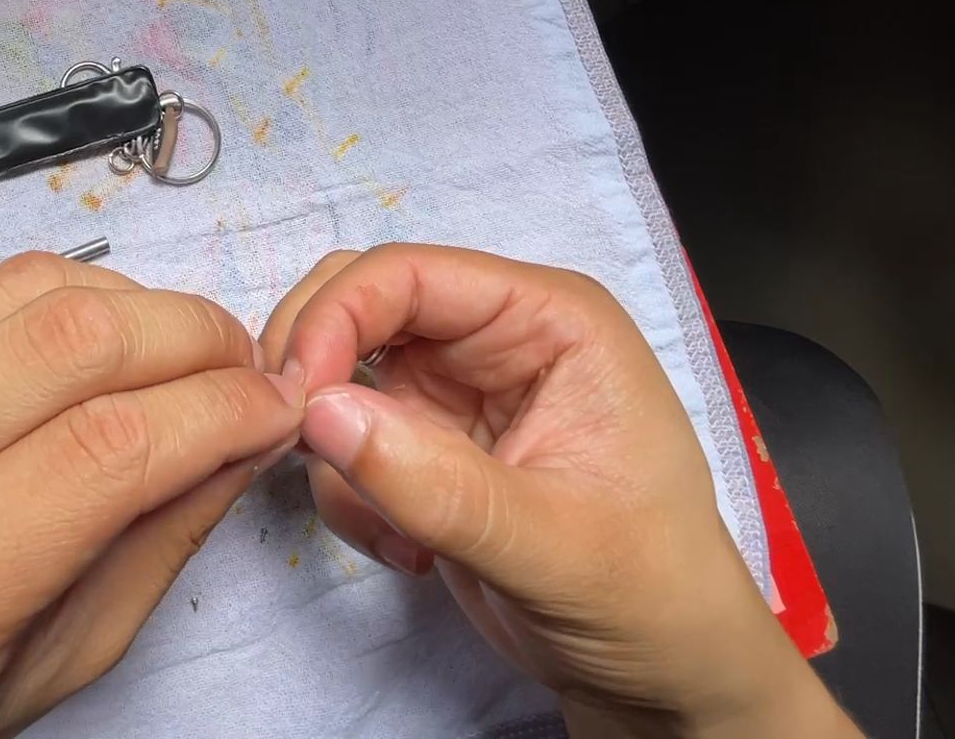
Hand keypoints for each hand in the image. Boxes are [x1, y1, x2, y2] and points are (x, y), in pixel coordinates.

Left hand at [0, 252, 304, 737]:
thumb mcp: (82, 645)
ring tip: (186, 347)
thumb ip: (171, 523)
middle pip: (64, 347)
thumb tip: (253, 421)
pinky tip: (111, 338)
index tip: (277, 404)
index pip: (99, 453)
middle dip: (188, 335)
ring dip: (140, 304)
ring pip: (31, 293)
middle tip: (243, 363)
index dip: (212, 412)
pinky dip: (78, 296)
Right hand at [260, 245, 860, 737]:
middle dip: (312, 367)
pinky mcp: (415, 435)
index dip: (336, 319)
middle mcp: (486, 333)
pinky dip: (343, 489)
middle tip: (297, 442)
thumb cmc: (651, 601)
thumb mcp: (558, 552)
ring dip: (328, 445)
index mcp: (542, 318)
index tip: (298, 400)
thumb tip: (319, 415)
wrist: (657, 681)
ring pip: (333, 367)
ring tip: (389, 528)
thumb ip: (438, 485)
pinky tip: (405, 548)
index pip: (406, 274)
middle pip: (352, 301)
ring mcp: (445, 384)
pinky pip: (337, 433)